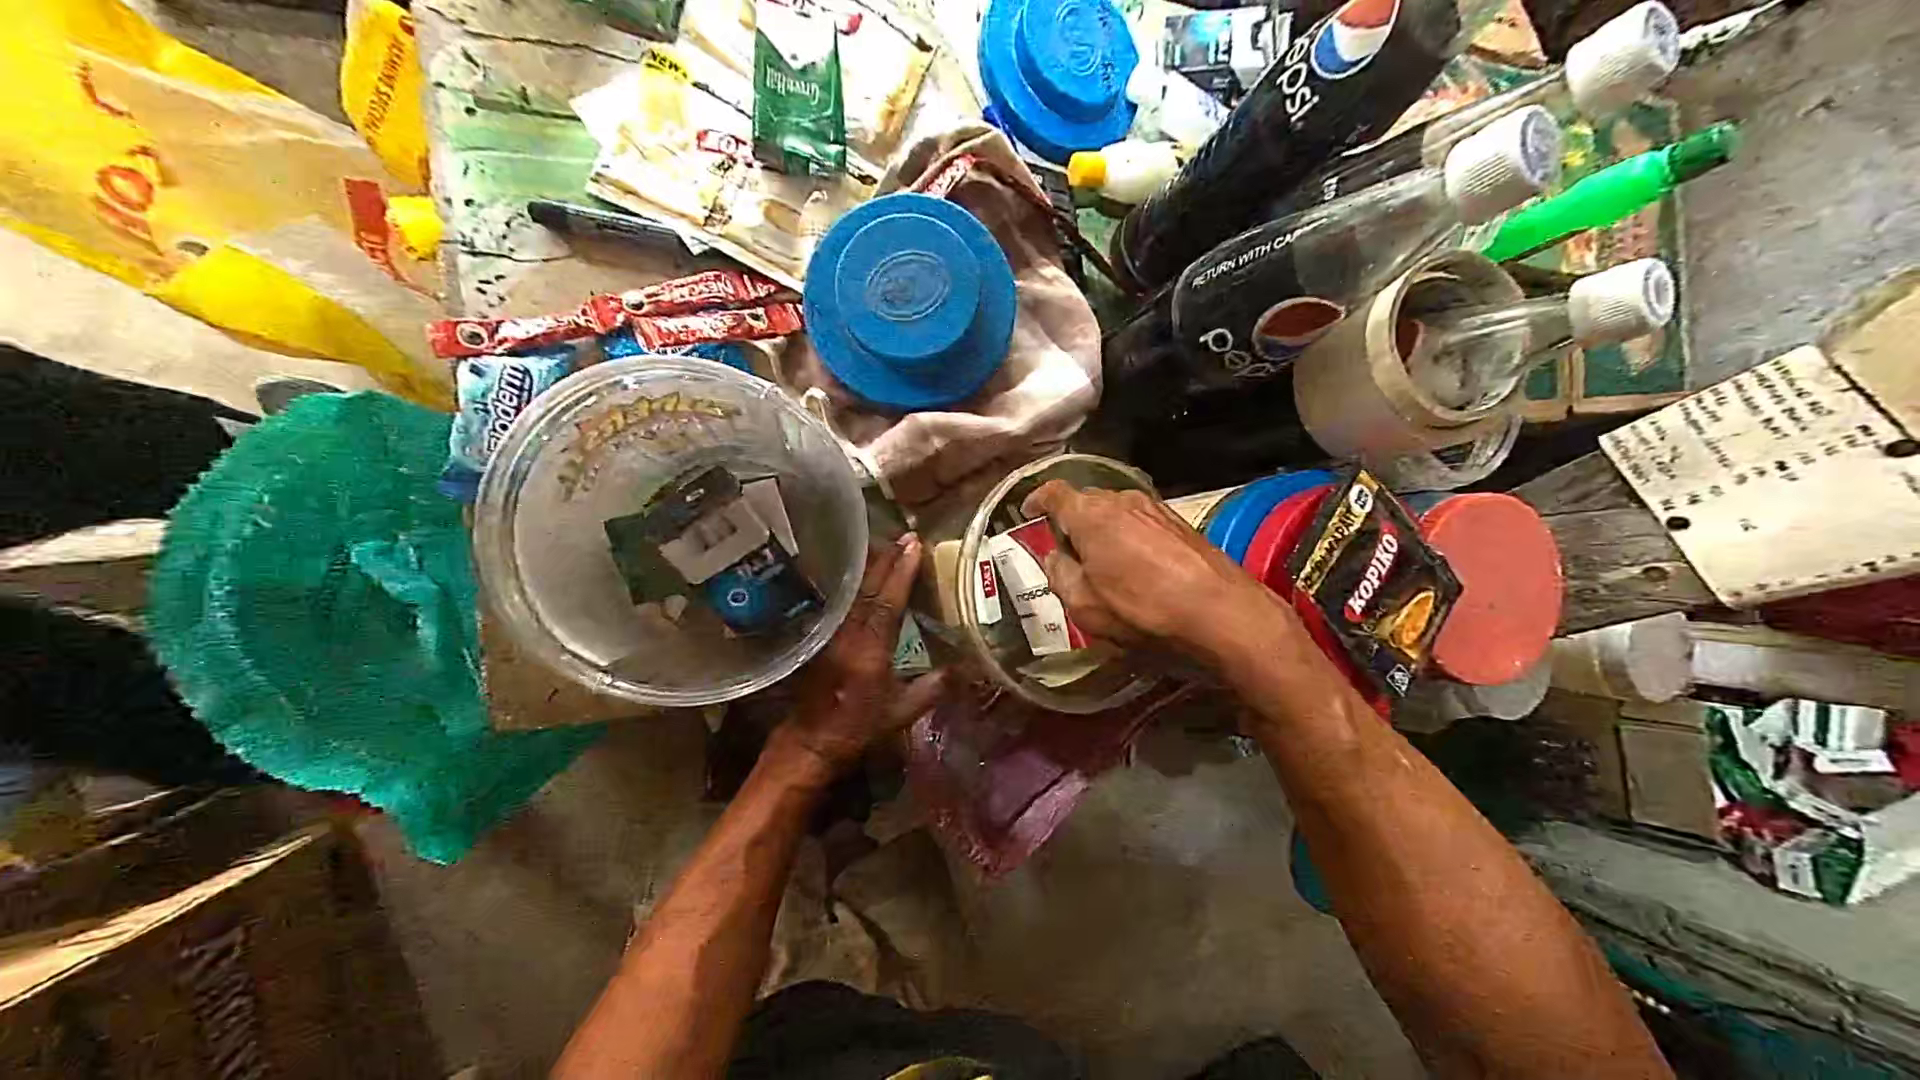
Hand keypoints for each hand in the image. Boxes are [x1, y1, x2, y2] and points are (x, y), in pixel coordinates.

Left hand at [779, 533, 947, 777]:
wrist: (811, 740)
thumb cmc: (858, 728)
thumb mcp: (902, 712)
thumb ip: (933, 687)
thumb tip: (965, 667)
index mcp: (869, 652)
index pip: (886, 602)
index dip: (901, 572)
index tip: (915, 546)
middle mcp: (847, 635)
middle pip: (868, 588)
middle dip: (887, 559)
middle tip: (907, 536)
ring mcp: (830, 633)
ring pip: (852, 590)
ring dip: (870, 566)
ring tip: (889, 544)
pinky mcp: (821, 635)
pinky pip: (842, 599)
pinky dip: (855, 581)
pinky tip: (864, 570)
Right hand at [1020, 480, 1297, 669]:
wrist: (1221, 613)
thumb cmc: (1142, 609)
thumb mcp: (1083, 604)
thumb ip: (1059, 574)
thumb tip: (1055, 557)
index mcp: (1090, 514)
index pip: (1054, 492)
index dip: (1036, 500)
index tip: (1028, 513)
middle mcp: (1122, 499)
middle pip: (1085, 500)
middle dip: (1070, 520)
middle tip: (1063, 550)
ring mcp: (1155, 508)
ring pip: (1114, 511)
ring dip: (1101, 529)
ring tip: (1099, 561)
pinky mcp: (1180, 523)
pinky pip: (1139, 522)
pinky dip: (1126, 536)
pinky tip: (1133, 565)